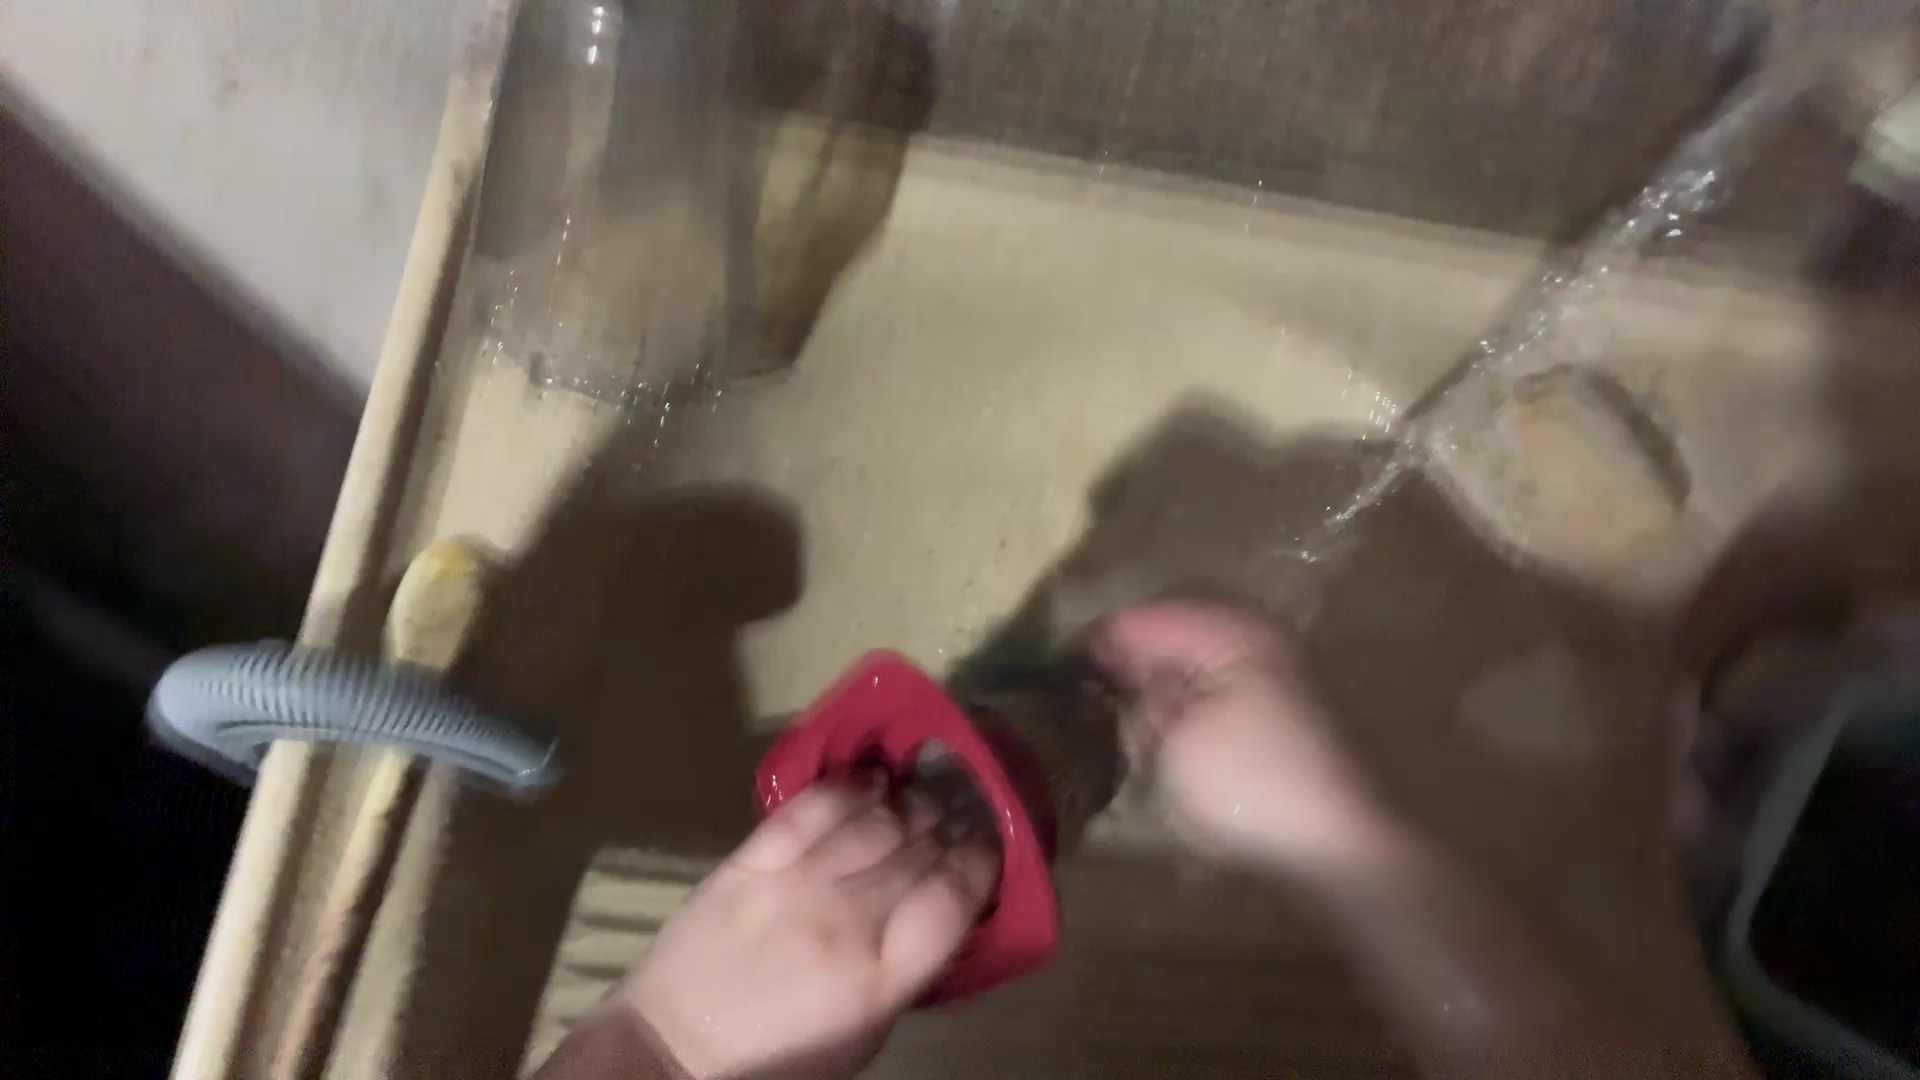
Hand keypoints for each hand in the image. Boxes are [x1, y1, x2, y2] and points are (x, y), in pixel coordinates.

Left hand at [606, 782, 997, 1079]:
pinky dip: (851, 787)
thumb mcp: (867, 1033)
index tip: (994, 840)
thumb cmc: (782, 1060)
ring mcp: (796, 882)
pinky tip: (876, 778)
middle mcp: (845, 920)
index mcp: (879, 978)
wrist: (674, 1053)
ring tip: (936, 784)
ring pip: (877, 821)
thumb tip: (946, 903)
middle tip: (974, 800)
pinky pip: (814, 807)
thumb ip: (909, 965)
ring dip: (916, 799)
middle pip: (920, 850)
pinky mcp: (753, 858)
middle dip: (957, 820)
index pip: (952, 898)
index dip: (982, 860)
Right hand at [1092, 598, 1393, 877]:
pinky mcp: (1277, 699)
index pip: (1143, 617)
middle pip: (1170, 619)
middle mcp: (1254, 633)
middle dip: (1129, 650)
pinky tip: (1165, 721)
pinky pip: (1214, 672)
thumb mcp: (1173, 742)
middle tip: (1093, 687)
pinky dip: (1183, 687)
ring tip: (1124, 706)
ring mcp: (1271, 665)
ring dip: (1156, 668)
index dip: (1098, 644)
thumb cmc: (1249, 789)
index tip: (1062, 674)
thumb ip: (1137, 697)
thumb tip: (1111, 676)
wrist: (1340, 849)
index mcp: (1229, 631)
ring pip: (1193, 645)